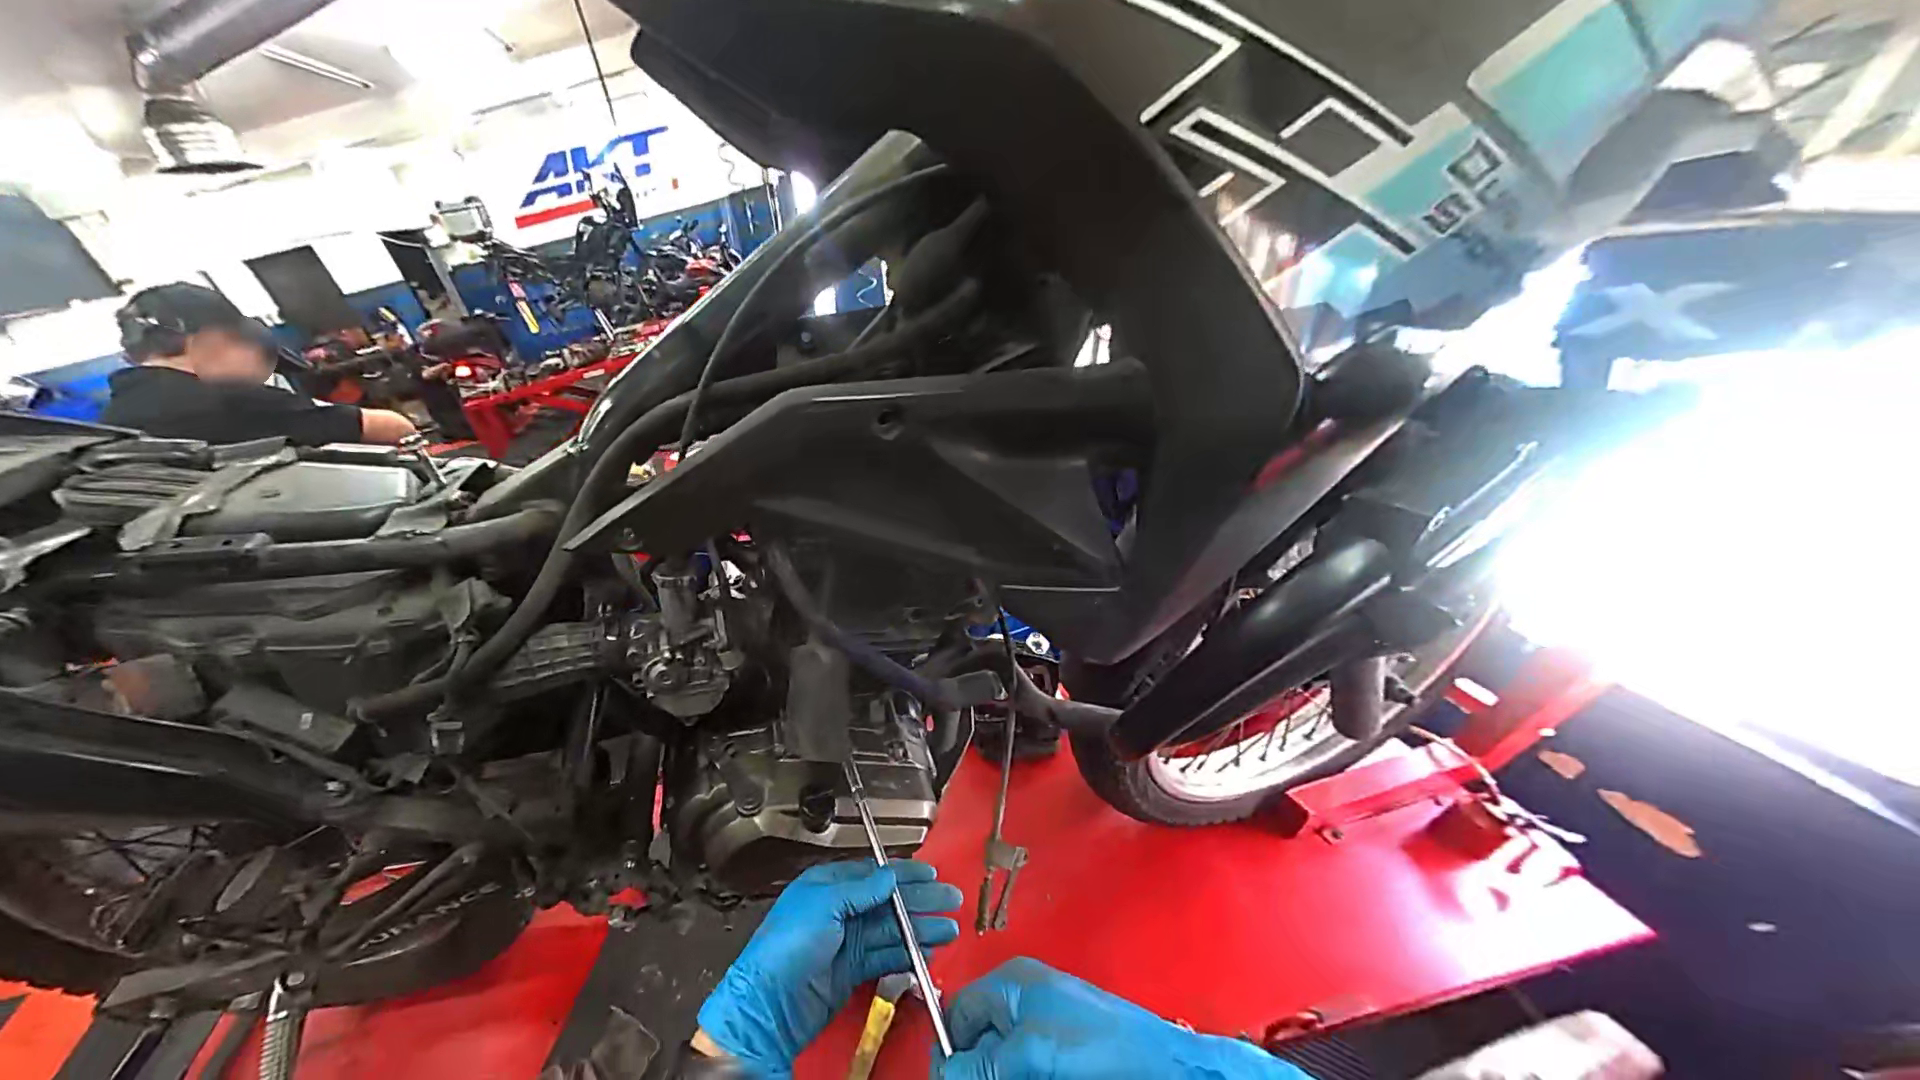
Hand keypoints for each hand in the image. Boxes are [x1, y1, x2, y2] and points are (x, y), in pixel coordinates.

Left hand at [697, 859, 962, 1077]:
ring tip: (949, 928)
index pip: (875, 874)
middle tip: (950, 900)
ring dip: (921, 928)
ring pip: (893, 929)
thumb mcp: (824, 904)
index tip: (931, 874)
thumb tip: (890, 876)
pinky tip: (927, 951)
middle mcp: (840, 910)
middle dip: (921, 901)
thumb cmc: (784, 947)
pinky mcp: (852, 971)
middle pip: (889, 901)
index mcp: (829, 886)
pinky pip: (887, 956)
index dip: (905, 874)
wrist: (767, 1008)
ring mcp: (847, 941)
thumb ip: (861, 889)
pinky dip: (908, 953)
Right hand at [936, 958, 1313, 1079]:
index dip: (949, 1048)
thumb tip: (945, 1073)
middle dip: (976, 1066)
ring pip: (1000, 1056)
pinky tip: (1029, 1076)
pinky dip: (1017, 1071)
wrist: (1157, 1063)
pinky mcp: (1057, 1049)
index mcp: (1011, 982)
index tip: (949, 1079)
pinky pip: (1023, 1063)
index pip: (960, 1011)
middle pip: (978, 1037)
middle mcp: (1021, 997)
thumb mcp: (1031, 1053)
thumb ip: (984, 1064)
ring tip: (1025, 1075)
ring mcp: (1041, 1024)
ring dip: (997, 1072)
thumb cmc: (1095, 1046)